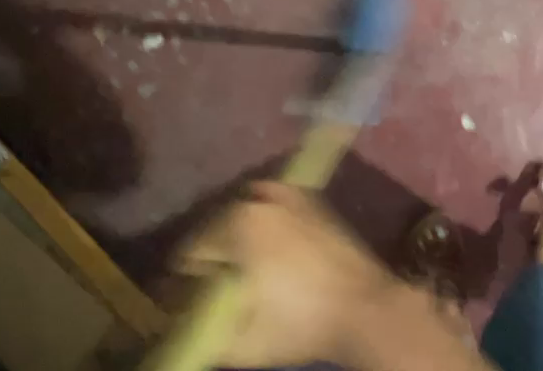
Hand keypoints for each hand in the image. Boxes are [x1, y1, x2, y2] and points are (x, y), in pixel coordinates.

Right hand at [176, 181, 401, 367]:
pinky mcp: (315, 202)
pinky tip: (264, 237)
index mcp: (239, 227)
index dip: (181, 277)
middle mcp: (262, 201)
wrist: (364, 307)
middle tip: (205, 281)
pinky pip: (276, 199)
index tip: (178, 297)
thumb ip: (208, 337)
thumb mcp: (244, 345)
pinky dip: (263, 213)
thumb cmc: (301, 324)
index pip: (193, 248)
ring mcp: (292, 197)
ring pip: (248, 208)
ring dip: (234, 231)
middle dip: (209, 251)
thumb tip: (191, 332)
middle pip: (219, 224)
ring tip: (233, 262)